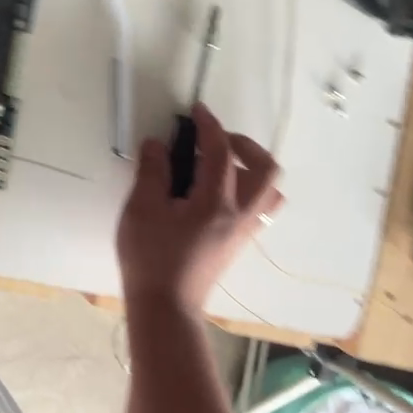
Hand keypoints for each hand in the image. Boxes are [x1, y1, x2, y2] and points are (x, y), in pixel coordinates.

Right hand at [116, 103, 283, 314]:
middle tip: (213, 138)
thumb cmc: (150, 254)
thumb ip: (152, 172)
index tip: (197, 110)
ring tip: (219, 164)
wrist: (166, 301)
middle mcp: (241, 214)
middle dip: (243, 145)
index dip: (210, 127)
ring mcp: (244, 230)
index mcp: (216, 203)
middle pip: (265, 169)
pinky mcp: (239, 241)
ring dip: (251, 168)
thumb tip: (157, 143)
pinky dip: (247, 188)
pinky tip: (214, 191)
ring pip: (270, 191)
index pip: (220, 153)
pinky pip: (260, 207)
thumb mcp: (141, 208)